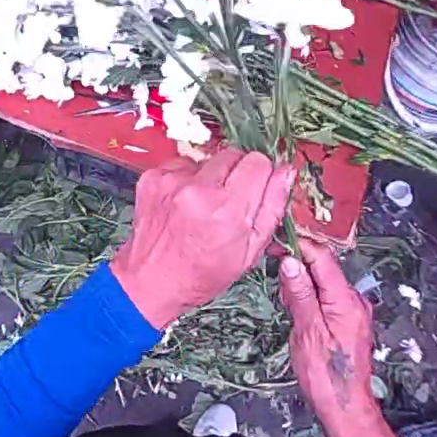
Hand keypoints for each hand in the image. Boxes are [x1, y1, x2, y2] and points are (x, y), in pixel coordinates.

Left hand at [111, 148, 293, 329]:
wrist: (150, 282)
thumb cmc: (201, 273)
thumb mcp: (250, 251)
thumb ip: (272, 206)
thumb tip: (286, 172)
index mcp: (228, 210)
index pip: (259, 162)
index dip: (261, 176)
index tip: (255, 190)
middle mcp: (199, 190)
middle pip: (235, 154)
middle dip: (238, 174)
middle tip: (229, 202)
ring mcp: (173, 181)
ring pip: (210, 158)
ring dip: (212, 177)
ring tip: (203, 206)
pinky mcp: (153, 177)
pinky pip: (184, 163)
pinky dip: (188, 179)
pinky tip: (185, 204)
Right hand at [278, 241, 407, 436]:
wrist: (347, 410)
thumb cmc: (326, 377)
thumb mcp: (307, 333)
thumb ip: (300, 295)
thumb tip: (291, 261)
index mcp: (346, 300)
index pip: (323, 258)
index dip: (300, 246)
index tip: (276, 243)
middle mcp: (354, 300)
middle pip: (324, 268)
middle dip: (299, 269)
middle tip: (280, 289)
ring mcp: (353, 310)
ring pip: (324, 283)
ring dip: (303, 286)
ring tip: (291, 311)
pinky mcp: (349, 320)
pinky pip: (328, 298)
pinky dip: (311, 299)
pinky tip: (300, 316)